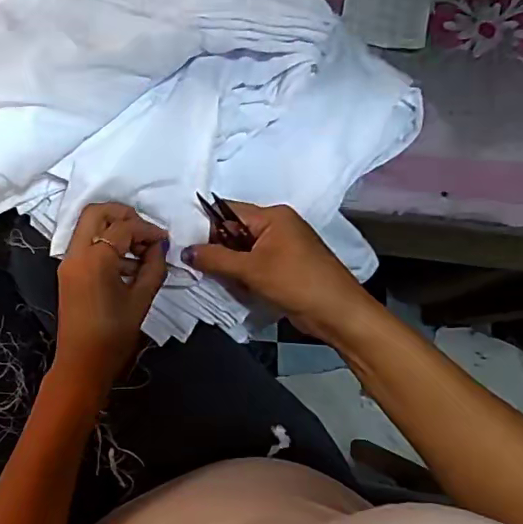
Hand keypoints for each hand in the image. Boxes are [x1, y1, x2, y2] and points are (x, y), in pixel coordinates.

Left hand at [54, 202, 168, 382]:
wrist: (82, 363)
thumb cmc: (113, 336)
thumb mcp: (141, 299)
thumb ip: (153, 267)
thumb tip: (158, 247)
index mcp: (95, 259)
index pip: (123, 227)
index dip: (147, 229)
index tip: (163, 240)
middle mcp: (76, 255)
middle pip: (96, 213)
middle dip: (123, 215)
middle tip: (145, 232)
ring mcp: (68, 264)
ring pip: (88, 228)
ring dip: (114, 231)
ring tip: (140, 253)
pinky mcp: (68, 274)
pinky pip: (85, 247)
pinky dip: (105, 246)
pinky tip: (127, 266)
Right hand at [184, 202, 371, 337]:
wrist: (337, 313)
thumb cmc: (297, 283)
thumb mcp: (251, 269)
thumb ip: (215, 258)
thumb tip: (185, 251)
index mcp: (272, 216)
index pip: (227, 210)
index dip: (205, 225)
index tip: (184, 243)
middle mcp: (277, 226)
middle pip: (233, 231)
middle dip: (216, 249)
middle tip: (196, 266)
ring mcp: (282, 247)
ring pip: (241, 251)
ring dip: (229, 266)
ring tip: (217, 279)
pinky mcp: (283, 266)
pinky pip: (253, 264)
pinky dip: (241, 275)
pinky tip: (236, 287)